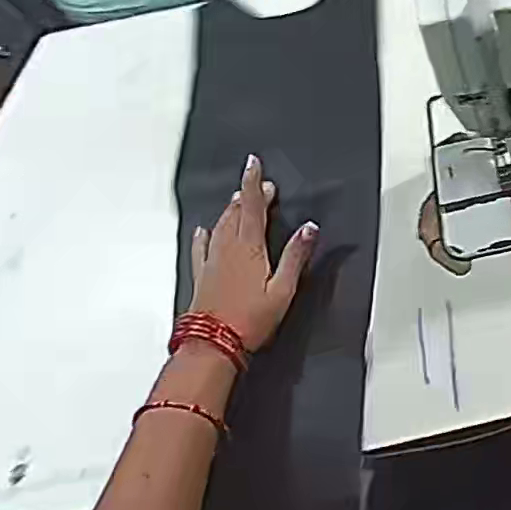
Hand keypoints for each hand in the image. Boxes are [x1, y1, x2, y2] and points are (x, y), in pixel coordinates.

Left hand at [189, 154, 316, 351]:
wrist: (212, 346)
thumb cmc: (249, 320)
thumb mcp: (283, 290)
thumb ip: (296, 256)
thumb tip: (308, 229)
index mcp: (249, 248)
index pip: (252, 206)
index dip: (253, 183)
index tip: (254, 164)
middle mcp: (227, 249)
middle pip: (236, 212)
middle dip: (247, 194)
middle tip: (260, 185)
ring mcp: (211, 261)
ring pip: (220, 225)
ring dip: (230, 209)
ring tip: (236, 199)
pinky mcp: (202, 275)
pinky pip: (202, 246)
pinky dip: (205, 234)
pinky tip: (203, 230)